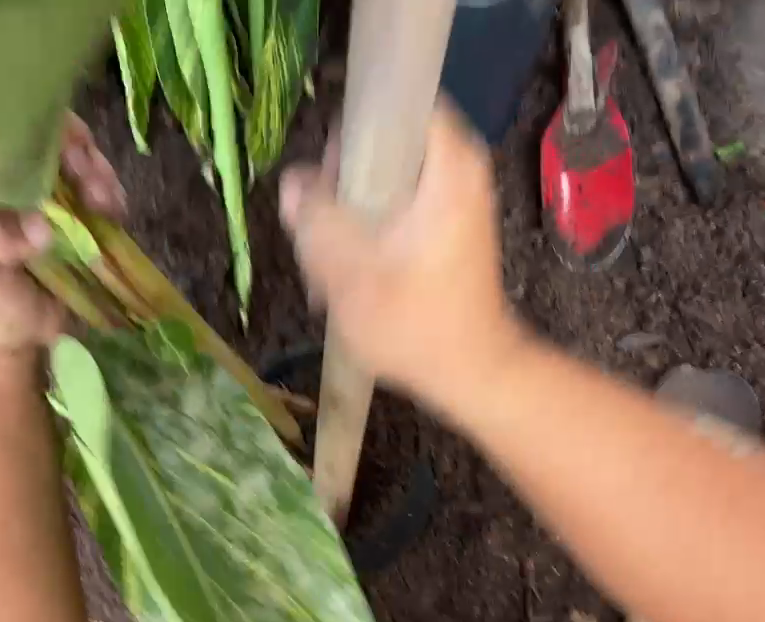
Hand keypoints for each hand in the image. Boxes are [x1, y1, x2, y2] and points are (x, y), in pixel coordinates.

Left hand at [0, 116, 124, 376]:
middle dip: (71, 148)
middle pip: (38, 136)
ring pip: (70, 162)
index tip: (54, 145)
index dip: (23, 123)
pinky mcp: (67, 221)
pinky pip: (91, 195)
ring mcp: (35, 196)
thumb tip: (41, 226)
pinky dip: (107, 196)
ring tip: (105, 199)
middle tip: (89, 175)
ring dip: (95, 172)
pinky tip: (114, 209)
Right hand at [279, 105, 525, 403]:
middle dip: (342, 187)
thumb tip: (292, 185)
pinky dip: (370, 236)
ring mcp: (455, 200)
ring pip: (383, 184)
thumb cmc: (417, 329)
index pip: (394, 105)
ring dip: (350, 220)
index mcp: (447, 166)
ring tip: (332, 267)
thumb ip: (317, 223)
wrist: (472, 374)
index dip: (350, 136)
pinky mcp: (446, 228)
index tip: (327, 181)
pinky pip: (396, 210)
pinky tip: (351, 278)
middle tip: (322, 233)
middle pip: (382, 148)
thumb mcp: (352, 278)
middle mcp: (458, 170)